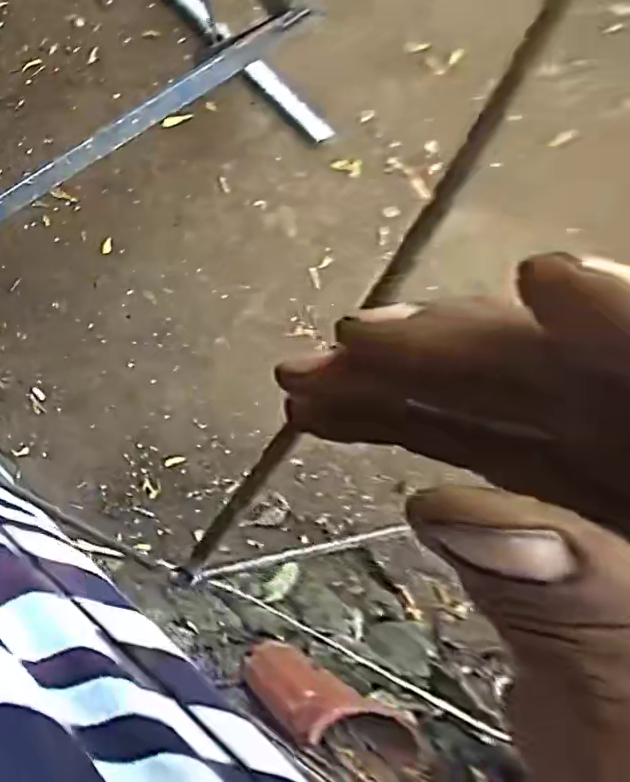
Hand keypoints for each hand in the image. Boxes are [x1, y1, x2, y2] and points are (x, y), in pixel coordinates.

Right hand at [277, 253, 629, 779]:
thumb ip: (581, 621)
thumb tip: (468, 517)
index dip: (628, 329)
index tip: (548, 281)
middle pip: (595, 389)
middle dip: (463, 354)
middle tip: (352, 342)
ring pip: (523, 410)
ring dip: (401, 383)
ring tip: (305, 376)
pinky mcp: (573, 518)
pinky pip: (482, 446)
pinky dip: (397, 422)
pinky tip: (327, 412)